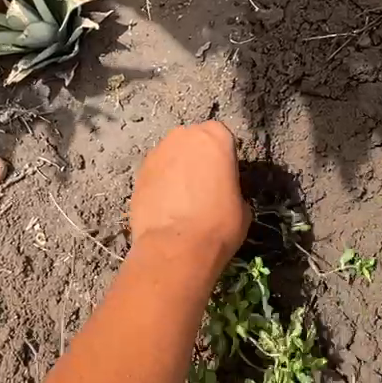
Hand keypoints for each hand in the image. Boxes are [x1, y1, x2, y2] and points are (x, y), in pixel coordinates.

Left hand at [128, 122, 249, 276]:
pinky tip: (166, 208)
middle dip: (197, 159)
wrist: (177, 247)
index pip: (222, 138)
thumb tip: (222, 191)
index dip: (224, 159)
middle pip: (194, 142)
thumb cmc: (219, 223)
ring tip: (182, 201)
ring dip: (177, 171)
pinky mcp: (139, 172)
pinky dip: (160, 185)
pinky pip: (156, 173)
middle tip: (203, 187)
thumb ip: (231, 185)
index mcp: (215, 136)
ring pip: (172, 156)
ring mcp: (157, 152)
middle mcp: (184, 135)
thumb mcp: (242, 205)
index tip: (225, 178)